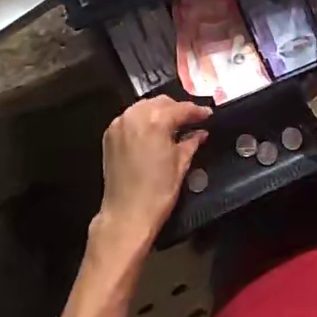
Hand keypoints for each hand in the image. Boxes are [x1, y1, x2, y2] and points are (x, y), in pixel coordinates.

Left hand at [92, 97, 209, 258]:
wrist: (126, 215)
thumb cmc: (157, 193)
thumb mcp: (180, 166)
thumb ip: (191, 143)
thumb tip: (200, 133)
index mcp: (155, 121)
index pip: (180, 108)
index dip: (197, 111)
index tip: (207, 115)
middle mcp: (134, 116)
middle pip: (161, 102)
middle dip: (177, 109)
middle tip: (191, 120)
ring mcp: (119, 124)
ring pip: (144, 106)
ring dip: (159, 112)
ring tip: (173, 125)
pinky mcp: (110, 134)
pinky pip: (130, 117)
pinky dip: (143, 119)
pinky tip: (152, 132)